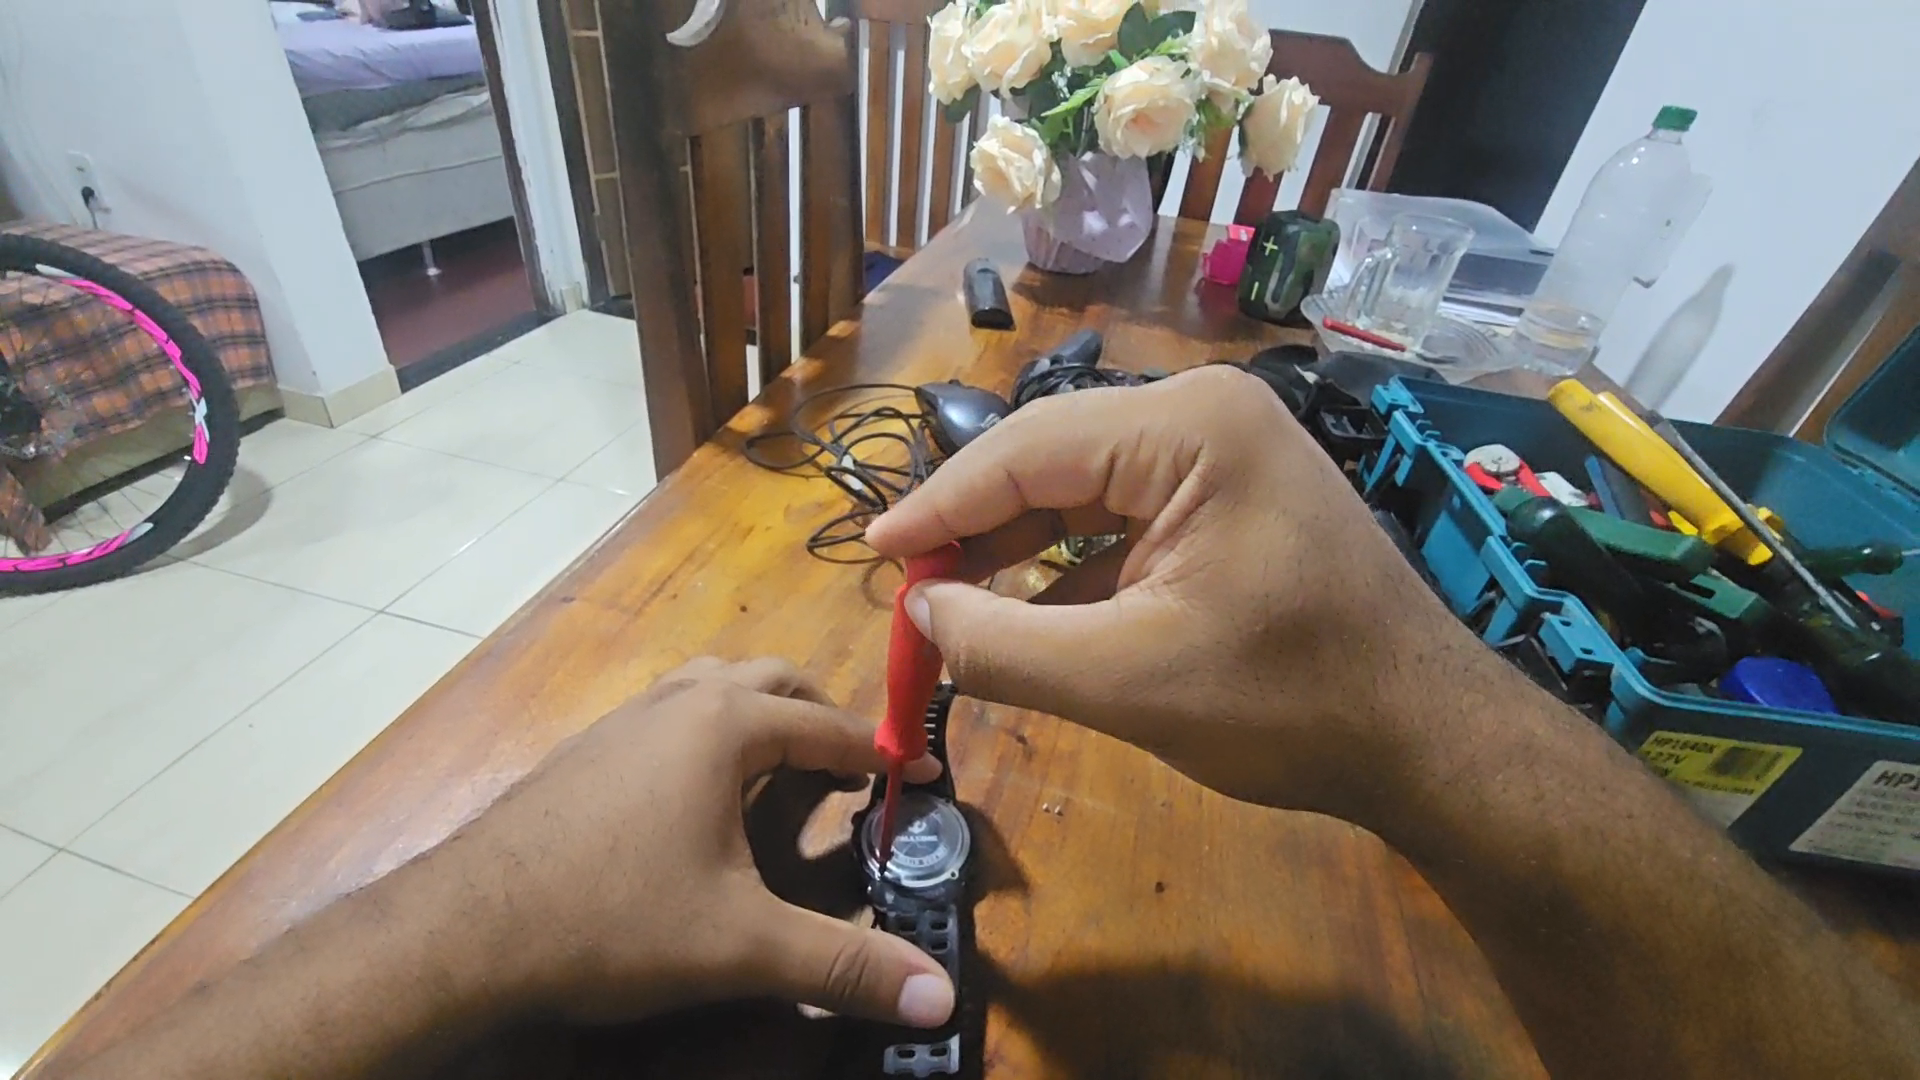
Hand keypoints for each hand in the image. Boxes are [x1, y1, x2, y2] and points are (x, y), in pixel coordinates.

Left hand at [432, 657, 953, 1027]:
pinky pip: (678, 706)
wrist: (457, 933)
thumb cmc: (612, 919)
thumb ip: (843, 966)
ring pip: (721, 682)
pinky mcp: (596, 741)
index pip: (831, 727)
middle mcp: (685, 700)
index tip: (924, 776)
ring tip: (785, 765)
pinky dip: (717, 724)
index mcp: (728, 723)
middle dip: (824, 718)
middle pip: (779, 681)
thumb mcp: (740, 943)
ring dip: (767, 711)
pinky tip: (704, 784)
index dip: (884, 754)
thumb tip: (940, 1001)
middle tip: (850, 772)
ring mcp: (633, 715)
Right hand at [864, 366, 1496, 821]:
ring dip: (1013, 547)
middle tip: (908, 582)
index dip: (939, 504)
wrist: (1429, 740)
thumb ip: (1002, 647)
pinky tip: (1021, 610)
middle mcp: (1200, 416)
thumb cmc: (1291, 705)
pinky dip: (1063, 566)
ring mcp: (1215, 455)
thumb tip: (917, 614)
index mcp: (1188, 428)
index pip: (1025, 451)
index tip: (876, 551)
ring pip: (1076, 491)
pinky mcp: (1219, 500)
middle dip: (973, 525)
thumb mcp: (1128, 682)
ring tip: (948, 596)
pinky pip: (1116, 520)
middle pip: (1048, 461)